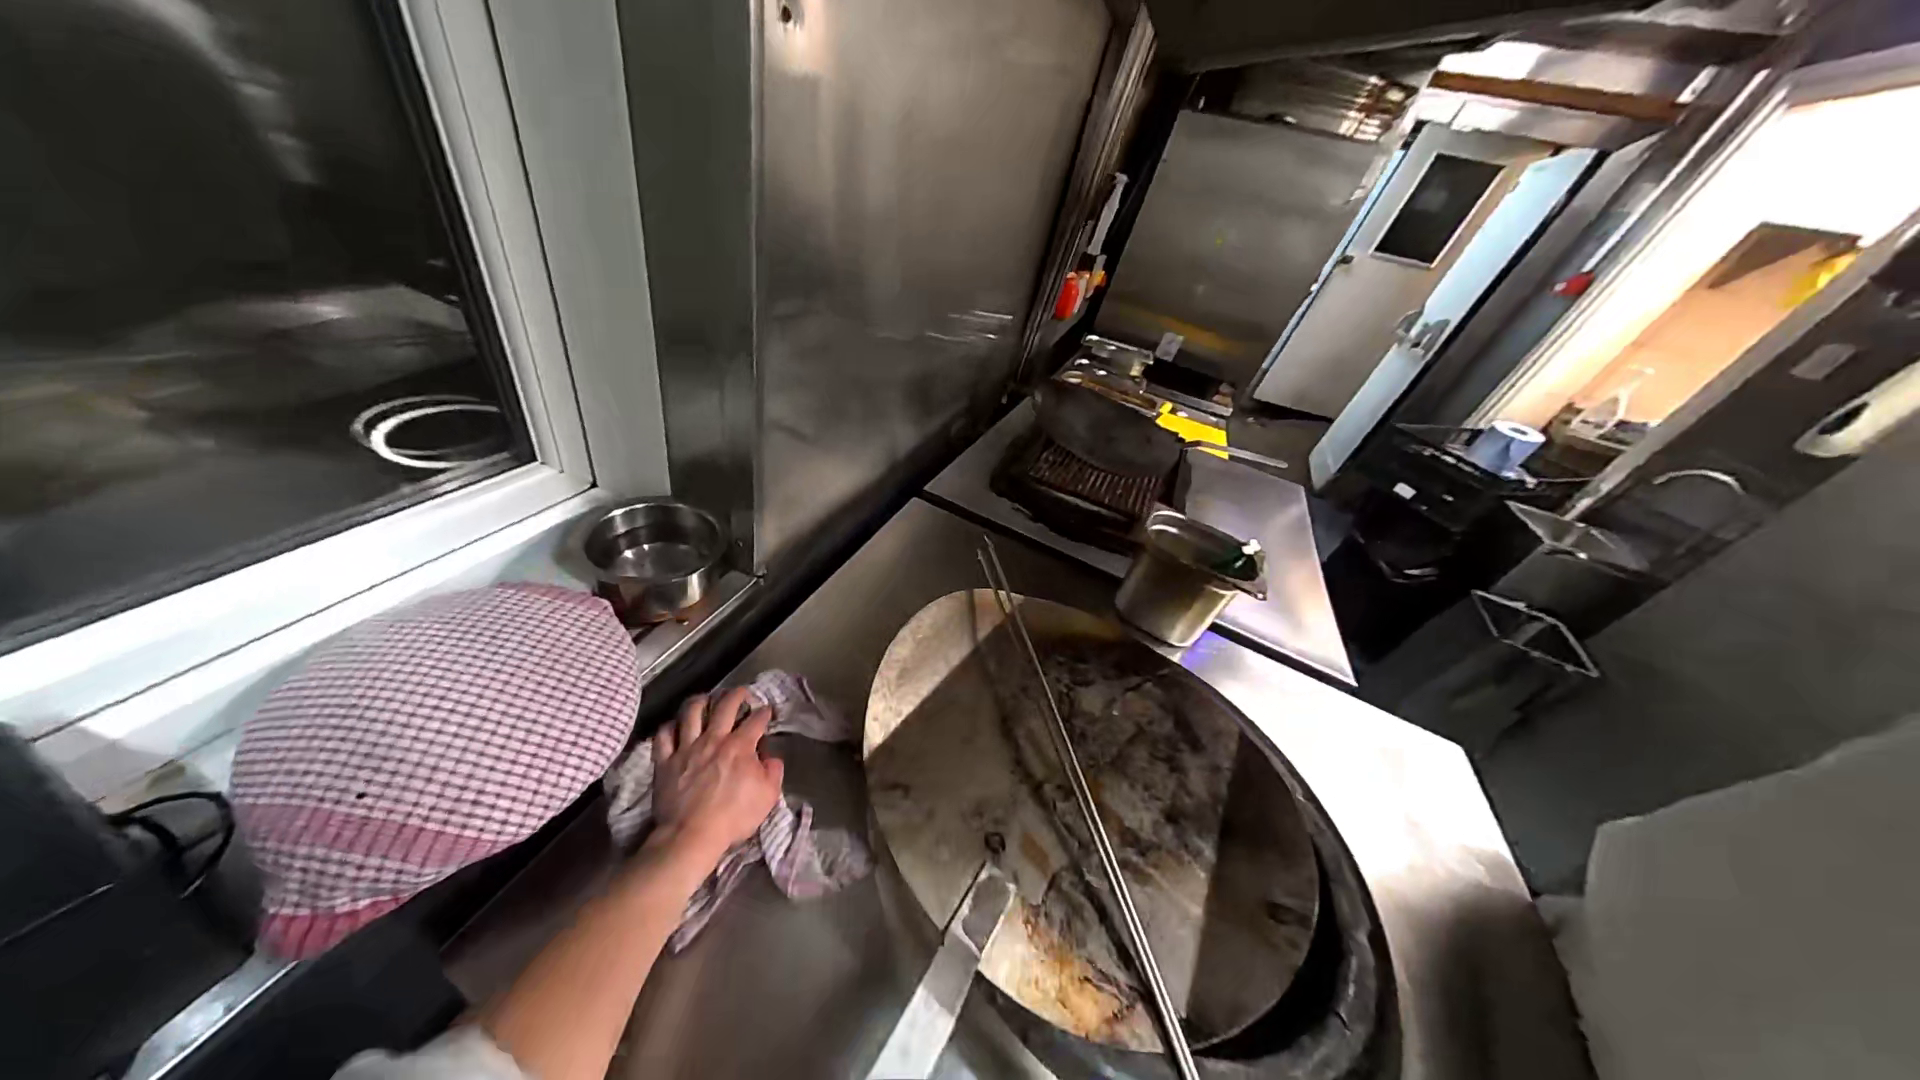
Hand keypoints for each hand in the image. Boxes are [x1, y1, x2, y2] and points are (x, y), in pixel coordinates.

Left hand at [650, 688, 783, 867]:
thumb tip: (771, 758)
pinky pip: (663, 734)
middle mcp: (714, 739)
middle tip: (740, 693)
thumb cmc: (733, 817)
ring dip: (701, 701)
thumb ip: (773, 772)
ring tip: (706, 699)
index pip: (756, 720)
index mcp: (740, 746)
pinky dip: (670, 726)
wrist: (691, 836)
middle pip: (725, 705)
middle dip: (736, 694)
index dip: (764, 712)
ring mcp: (686, 748)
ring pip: (691, 712)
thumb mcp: (768, 797)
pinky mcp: (665, 761)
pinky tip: (675, 725)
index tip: (767, 710)